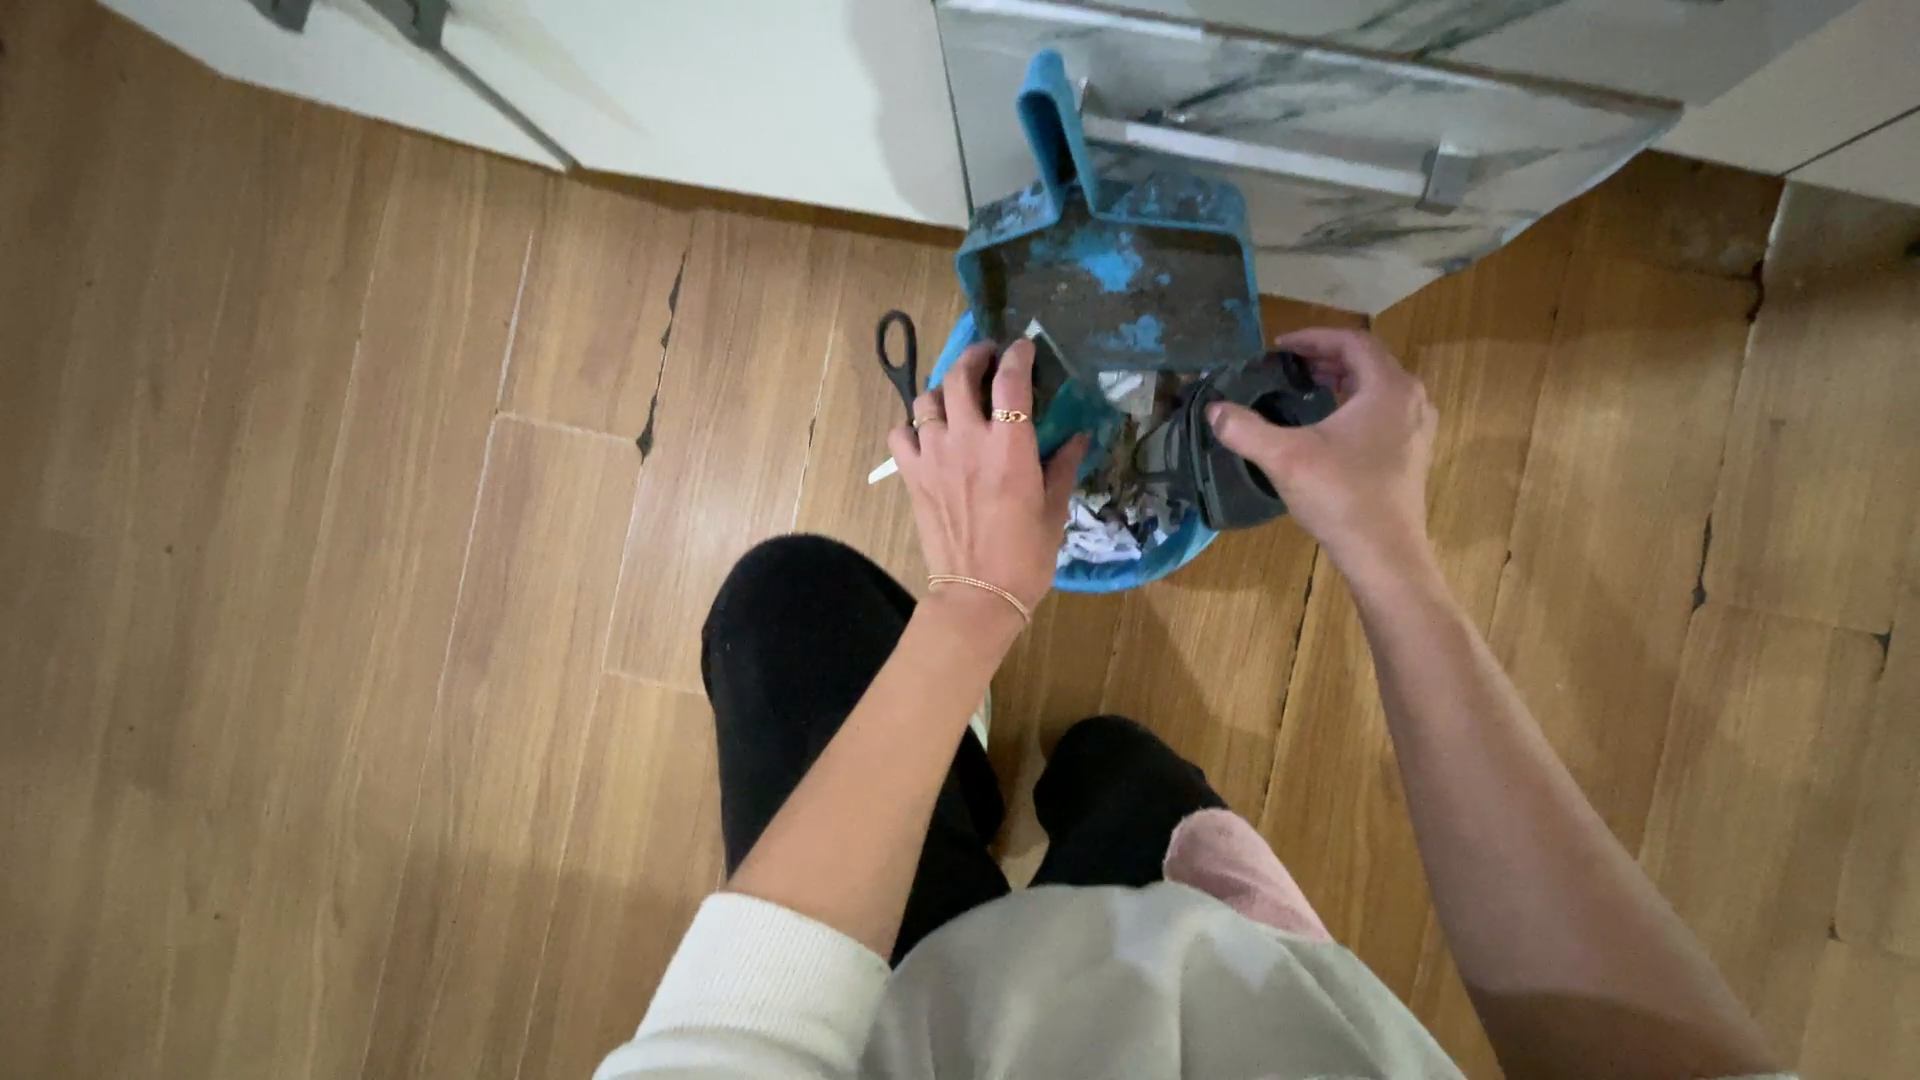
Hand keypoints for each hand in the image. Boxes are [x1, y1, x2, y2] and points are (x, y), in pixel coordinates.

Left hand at [888, 339, 1088, 635]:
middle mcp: (967, 441)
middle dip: (975, 357)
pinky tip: (925, 432)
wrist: (977, 596)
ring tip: (954, 395)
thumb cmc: (1025, 557)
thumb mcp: (1054, 510)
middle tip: (987, 358)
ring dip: (942, 389)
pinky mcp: (911, 476)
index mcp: (1009, 447)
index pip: (1010, 381)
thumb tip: (1077, 437)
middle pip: (959, 376)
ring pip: (926, 399)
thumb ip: (1064, 467)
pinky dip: (911, 425)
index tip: (1023, 347)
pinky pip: (900, 434)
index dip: (1017, 355)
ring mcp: (933, 456)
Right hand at [1207, 328, 1437, 579]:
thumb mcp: (1284, 457)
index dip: (1313, 337)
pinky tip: (1326, 426)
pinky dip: (1353, 405)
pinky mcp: (1411, 454)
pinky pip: (1381, 412)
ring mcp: (1415, 429)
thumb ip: (1245, 429)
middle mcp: (1410, 400)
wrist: (1383, 552)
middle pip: (1367, 362)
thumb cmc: (1341, 496)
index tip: (1279, 346)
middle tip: (1287, 365)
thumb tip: (1213, 410)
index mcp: (1388, 388)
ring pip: (1376, 388)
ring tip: (1304, 388)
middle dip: (1325, 358)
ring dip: (1340, 381)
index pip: (1353, 341)